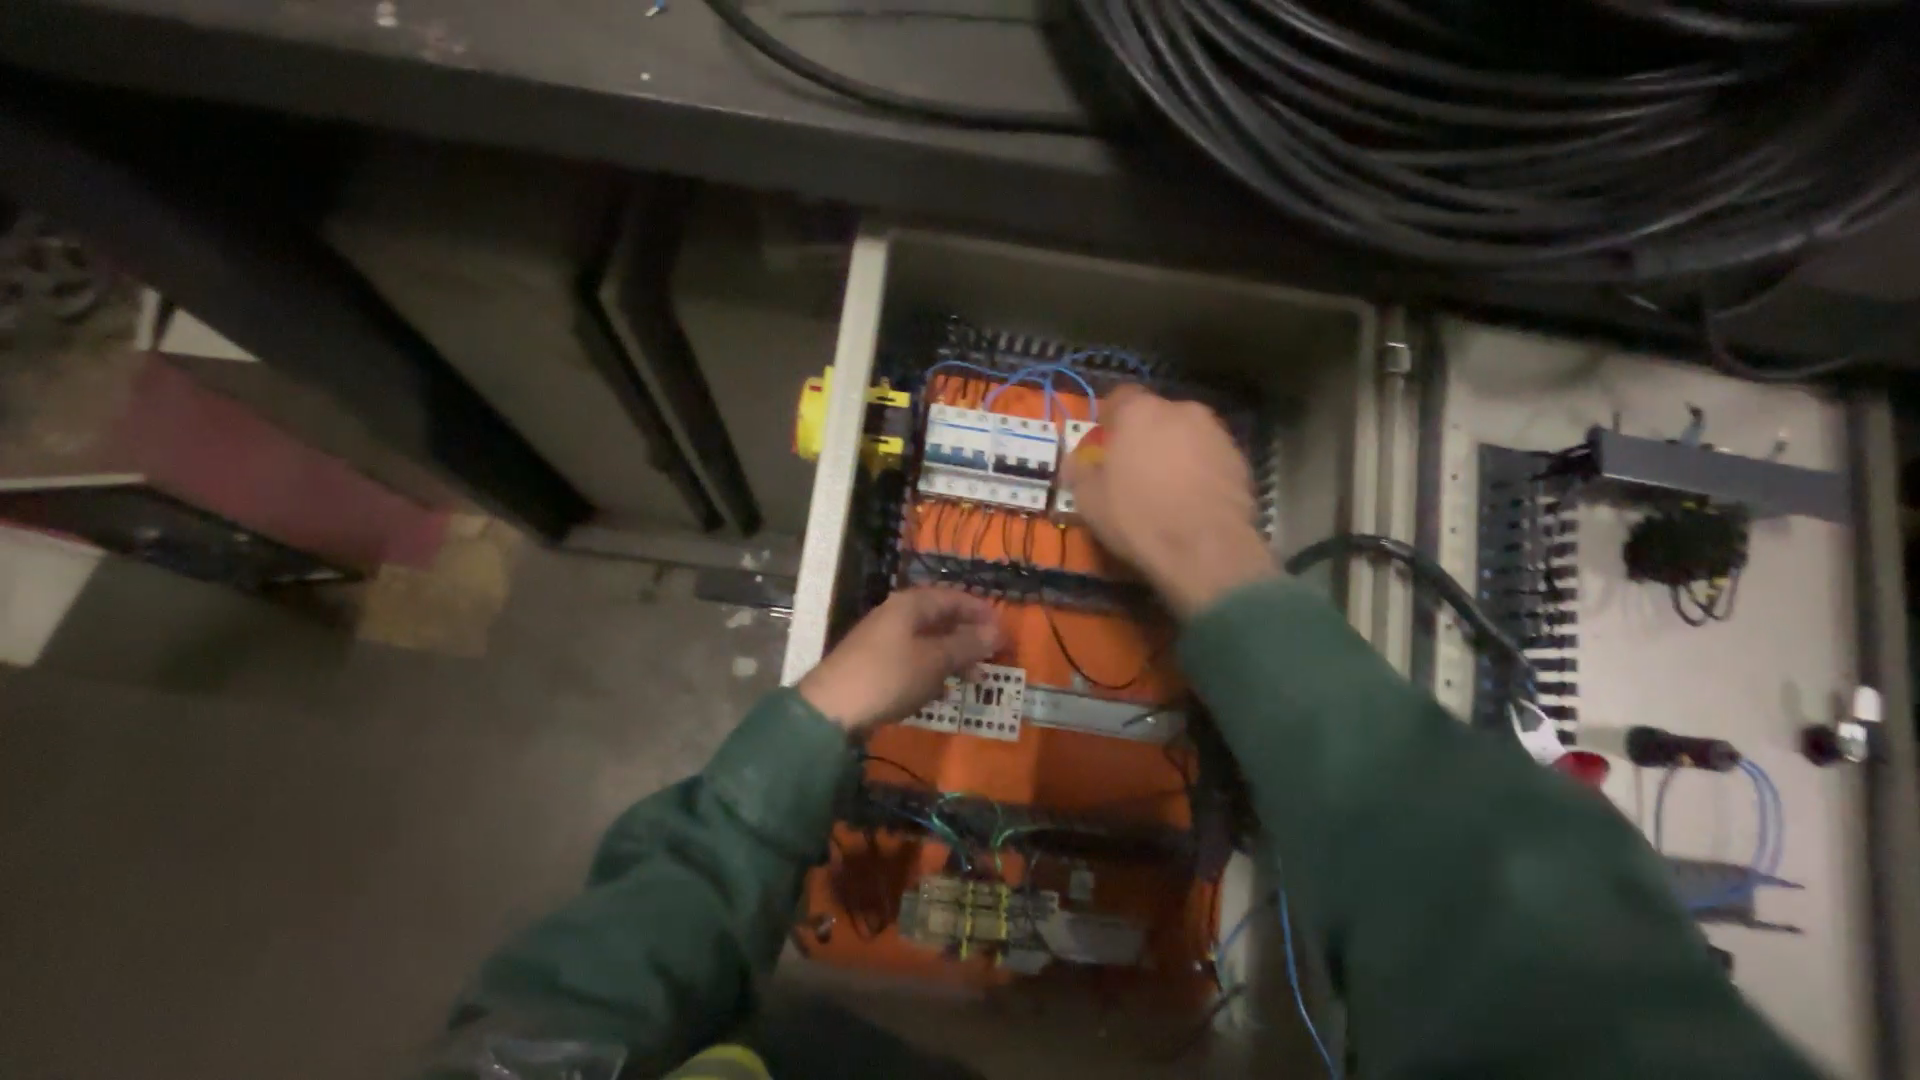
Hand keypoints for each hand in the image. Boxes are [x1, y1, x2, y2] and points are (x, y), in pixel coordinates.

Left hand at [797, 587, 1002, 732]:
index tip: (1004, 630)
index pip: (953, 598)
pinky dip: (931, 671)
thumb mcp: (935, 661)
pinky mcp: (874, 665)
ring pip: (927, 642)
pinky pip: (912, 661)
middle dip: (968, 637)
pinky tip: (941, 691)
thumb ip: (967, 645)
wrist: (831, 709)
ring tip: (973, 678)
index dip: (981, 612)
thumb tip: (997, 632)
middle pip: (940, 619)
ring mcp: (882, 640)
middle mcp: (896, 616)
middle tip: (993, 656)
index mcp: (910, 605)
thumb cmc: (889, 677)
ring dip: (952, 657)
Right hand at [1063, 385, 1276, 617]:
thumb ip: (1082, 470)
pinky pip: (1210, 458)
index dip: (1110, 420)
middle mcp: (1182, 410)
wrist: (1205, 549)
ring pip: (1187, 435)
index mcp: (1140, 412)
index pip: (1120, 397)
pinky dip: (1201, 471)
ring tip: (1167, 488)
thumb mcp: (1089, 500)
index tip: (1105, 445)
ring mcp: (1216, 433)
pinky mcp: (1241, 460)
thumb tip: (1079, 461)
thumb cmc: (1137, 517)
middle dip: (1146, 436)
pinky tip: (1193, 501)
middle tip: (1135, 469)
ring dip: (1176, 452)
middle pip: (1157, 415)